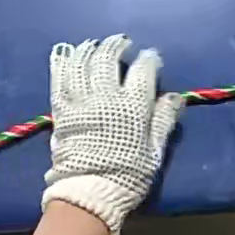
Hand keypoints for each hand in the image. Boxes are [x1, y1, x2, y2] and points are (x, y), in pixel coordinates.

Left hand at [41, 35, 183, 234]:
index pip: (143, 71)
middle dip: (116, 46)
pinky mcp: (61, 110)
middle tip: (121, 43)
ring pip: (83, 64)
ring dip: (88, 49)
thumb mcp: (154, 150)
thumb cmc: (127, 174)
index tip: (150, 57)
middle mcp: (106, 97)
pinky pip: (59, 79)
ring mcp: (81, 101)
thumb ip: (164, 120)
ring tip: (93, 44)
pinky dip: (61, 62)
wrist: (89, 191)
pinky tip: (64, 50)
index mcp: (133, 105)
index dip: (148, 60)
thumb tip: (175, 96)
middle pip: (109, 60)